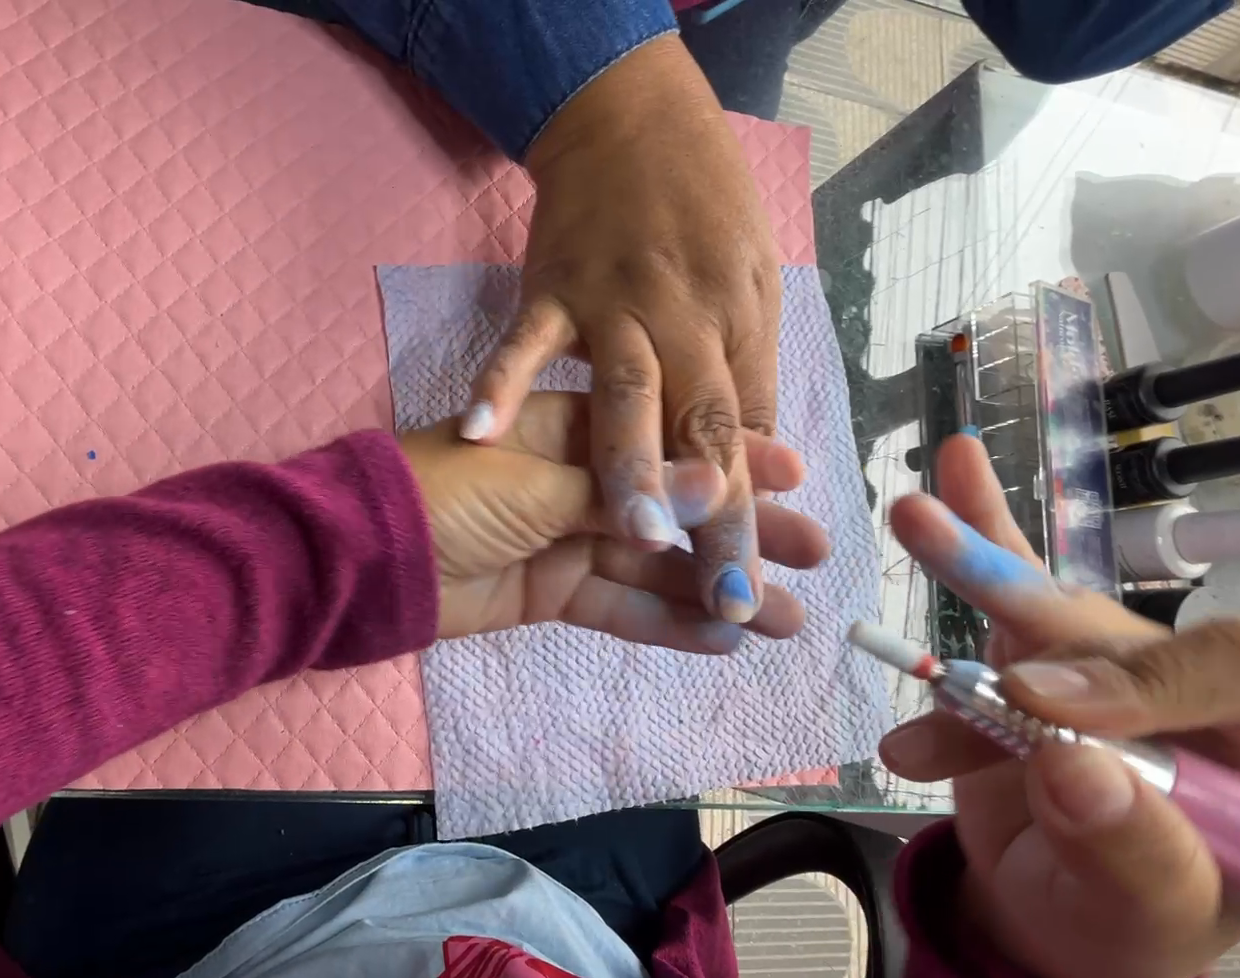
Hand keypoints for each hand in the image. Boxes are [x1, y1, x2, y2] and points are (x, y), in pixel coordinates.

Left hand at [402, 393, 826, 647]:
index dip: (724, 458)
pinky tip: (720, 639)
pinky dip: (661, 624)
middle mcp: (576, 483)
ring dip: (712, 591)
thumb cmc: (443, 495)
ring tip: (783, 616)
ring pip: (652, 567)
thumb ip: (620, 493)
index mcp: (571, 433)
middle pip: (670, 508)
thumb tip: (712, 483)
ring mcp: (564, 541)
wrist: (365, 559)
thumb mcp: (533, 483)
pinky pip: (616, 607)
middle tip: (812, 552)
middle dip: (737, 530)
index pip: (662, 442)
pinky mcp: (550, 593)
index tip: (791, 472)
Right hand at [460, 35, 783, 625]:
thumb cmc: (699, 209)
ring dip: (630, 467)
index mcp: (732, 332)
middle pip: (698, 434)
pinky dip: (499, 380)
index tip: (753, 588)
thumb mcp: (748, 285)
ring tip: (640, 535)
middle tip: (727, 595)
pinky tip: (482, 429)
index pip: (740, 440)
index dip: (747, 516)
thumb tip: (758, 462)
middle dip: (710, 519)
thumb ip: (743, 375)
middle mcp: (682, 327)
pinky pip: (520, 341)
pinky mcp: (547, 290)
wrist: (631, 121)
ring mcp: (611, 307)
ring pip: (625, 396)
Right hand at [880, 434, 1239, 977]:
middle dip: (1027, 598)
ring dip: (971, 564)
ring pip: (1048, 611)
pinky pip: (1010, 598)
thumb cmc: (1128, 928)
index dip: (1144, 676)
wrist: (1060, 914)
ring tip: (913, 519)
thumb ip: (1133, 854)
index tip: (1036, 706)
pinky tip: (954, 471)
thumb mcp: (1148, 920)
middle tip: (937, 544)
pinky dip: (974, 543)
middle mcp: (1205, 692)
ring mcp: (1113, 670)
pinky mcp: (1037, 662)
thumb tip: (1069, 770)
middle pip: (1123, 632)